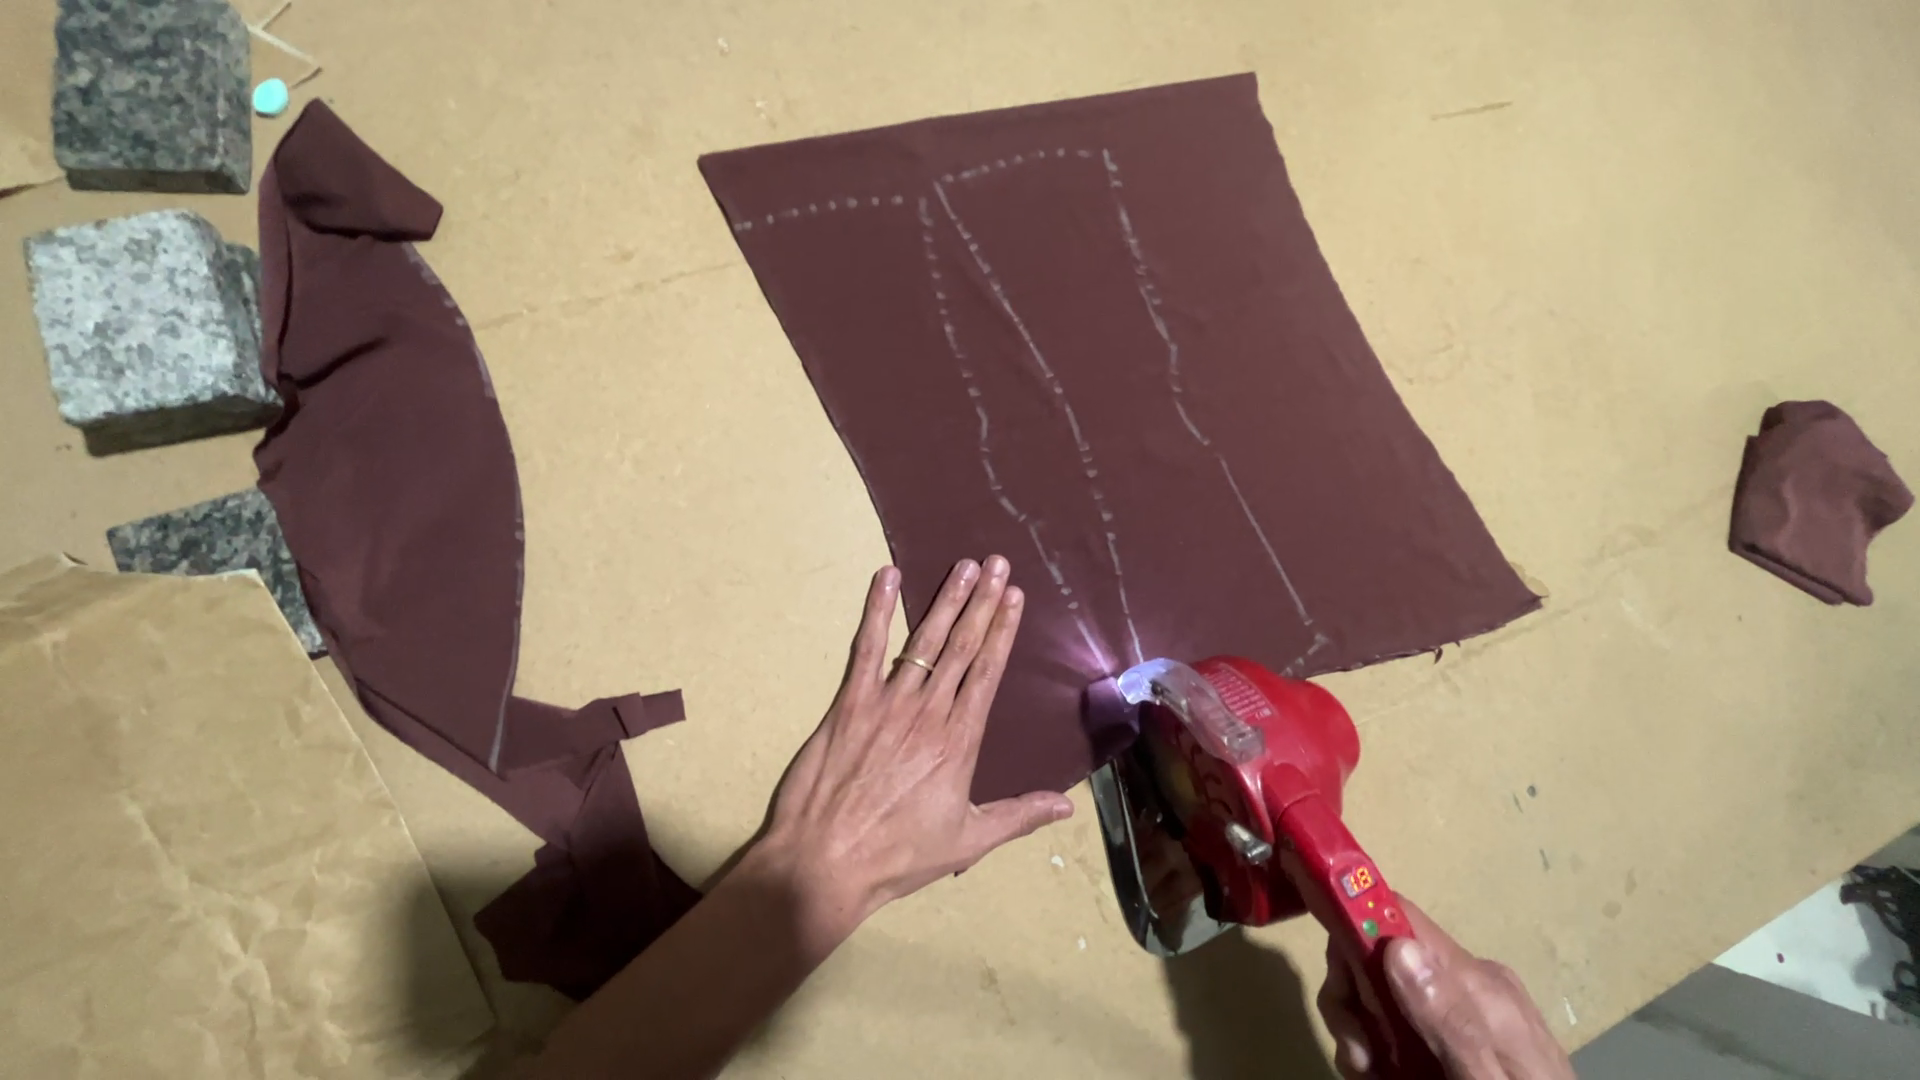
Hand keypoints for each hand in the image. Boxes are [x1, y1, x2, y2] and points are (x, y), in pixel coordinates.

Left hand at [757, 556, 1073, 940]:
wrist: (826, 863)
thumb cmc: (898, 856)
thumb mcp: (967, 841)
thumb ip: (1018, 817)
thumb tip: (1067, 805)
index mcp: (959, 741)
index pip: (986, 673)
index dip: (1002, 631)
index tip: (1015, 598)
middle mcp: (928, 712)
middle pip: (960, 647)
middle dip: (982, 602)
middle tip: (997, 564)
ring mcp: (886, 703)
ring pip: (923, 642)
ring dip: (945, 601)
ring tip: (964, 567)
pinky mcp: (848, 703)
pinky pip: (866, 648)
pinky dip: (877, 611)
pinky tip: (887, 577)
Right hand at [1318, 900, 1573, 1078]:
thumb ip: (1451, 1021)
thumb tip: (1398, 947)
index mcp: (1480, 981)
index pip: (1399, 917)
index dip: (1353, 929)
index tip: (1336, 981)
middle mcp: (1466, 983)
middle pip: (1377, 957)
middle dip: (1349, 1000)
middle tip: (1355, 1057)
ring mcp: (1458, 1011)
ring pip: (1376, 993)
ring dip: (1355, 1030)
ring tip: (1364, 1074)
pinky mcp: (1452, 1037)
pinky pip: (1394, 1022)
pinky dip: (1374, 1046)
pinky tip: (1379, 1076)